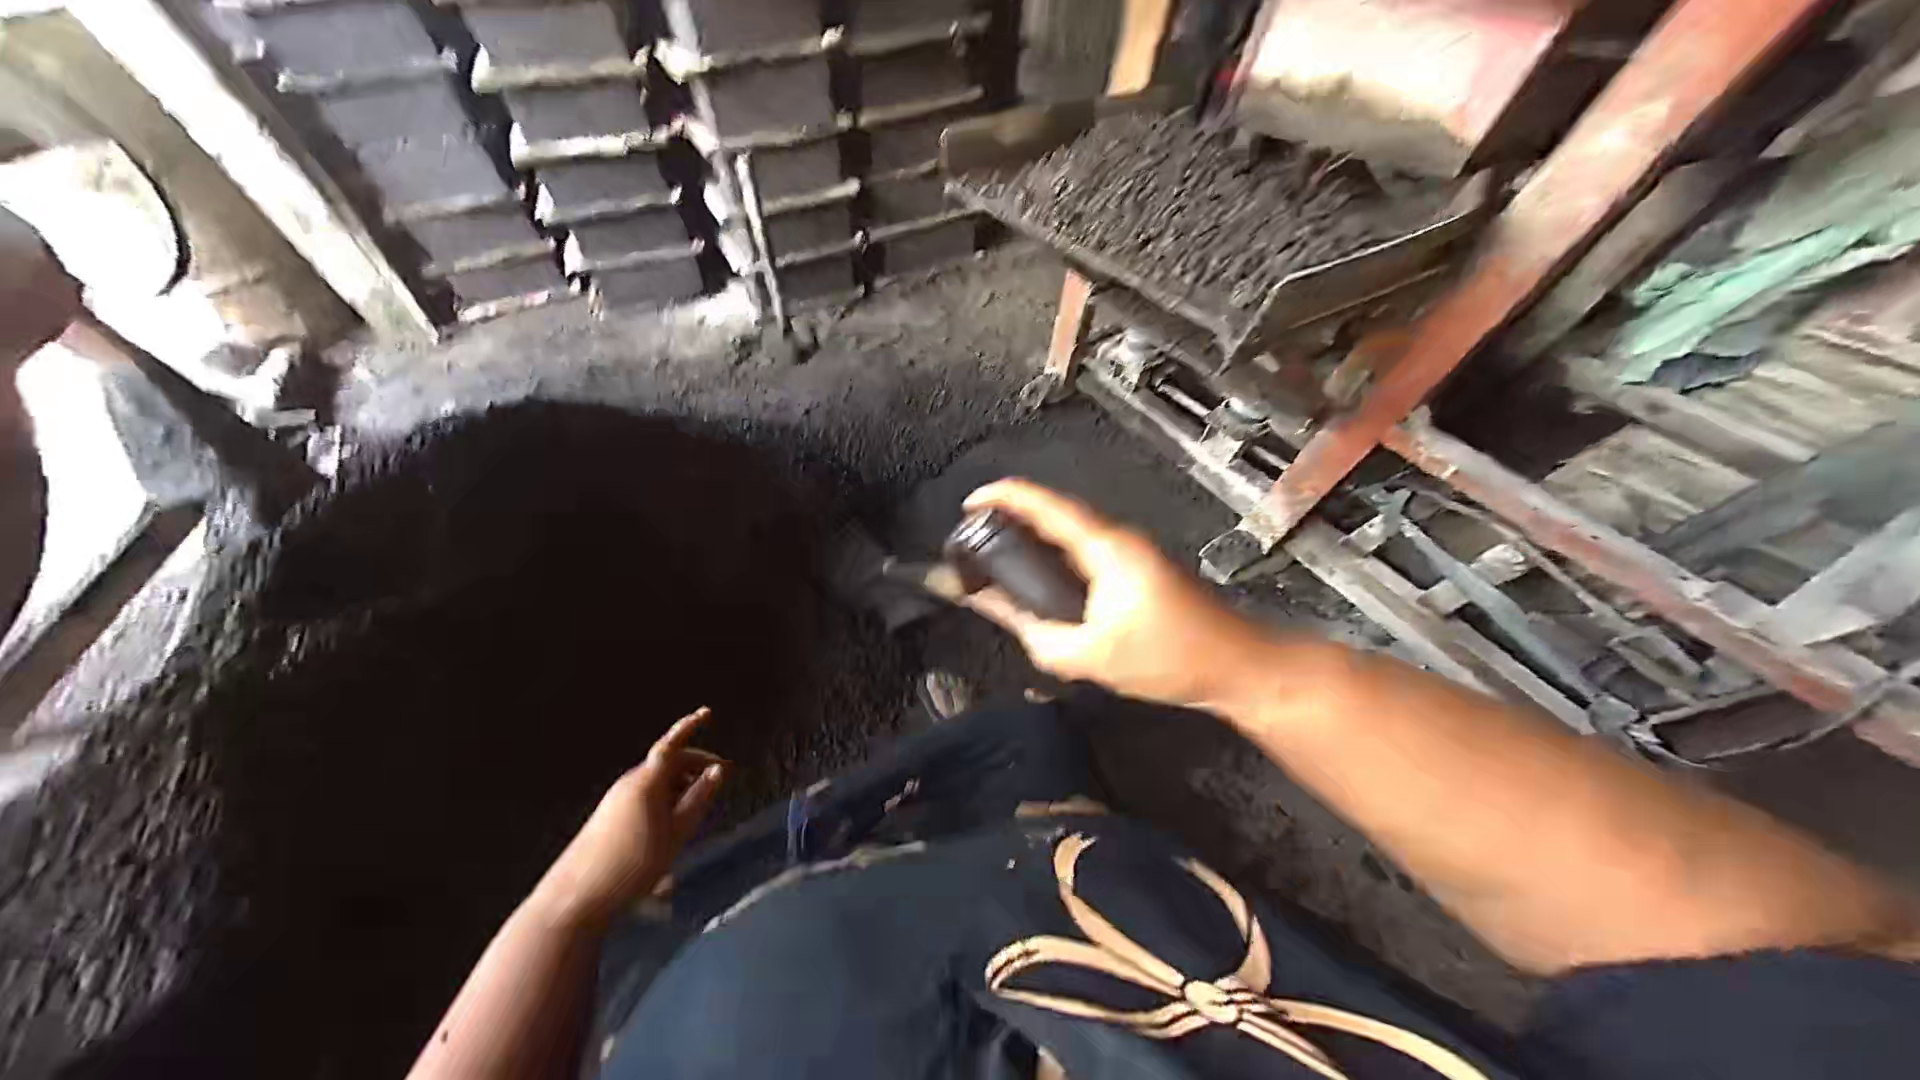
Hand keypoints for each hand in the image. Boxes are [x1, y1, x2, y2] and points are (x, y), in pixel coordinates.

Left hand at [537, 707, 725, 924]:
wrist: (576, 899)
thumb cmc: (634, 864)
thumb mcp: (678, 831)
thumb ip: (700, 797)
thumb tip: (718, 770)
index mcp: (647, 782)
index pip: (672, 744)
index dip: (690, 726)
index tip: (707, 713)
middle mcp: (630, 783)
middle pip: (668, 763)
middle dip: (695, 765)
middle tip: (719, 778)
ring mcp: (616, 800)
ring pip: (657, 781)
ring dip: (681, 785)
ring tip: (699, 808)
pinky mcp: (608, 817)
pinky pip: (645, 795)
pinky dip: (665, 799)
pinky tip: (673, 824)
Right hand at [961, 479, 1279, 710]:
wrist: (1236, 665)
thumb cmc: (1172, 657)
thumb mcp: (1092, 656)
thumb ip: (1039, 635)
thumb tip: (1002, 615)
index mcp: (1108, 549)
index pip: (1048, 507)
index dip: (1005, 497)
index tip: (971, 503)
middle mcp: (1119, 540)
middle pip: (1055, 514)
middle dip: (1010, 518)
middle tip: (974, 537)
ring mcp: (1130, 552)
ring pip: (1068, 533)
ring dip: (1031, 538)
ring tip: (995, 555)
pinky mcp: (1134, 569)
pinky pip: (1082, 551)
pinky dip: (1052, 556)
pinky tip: (1036, 577)